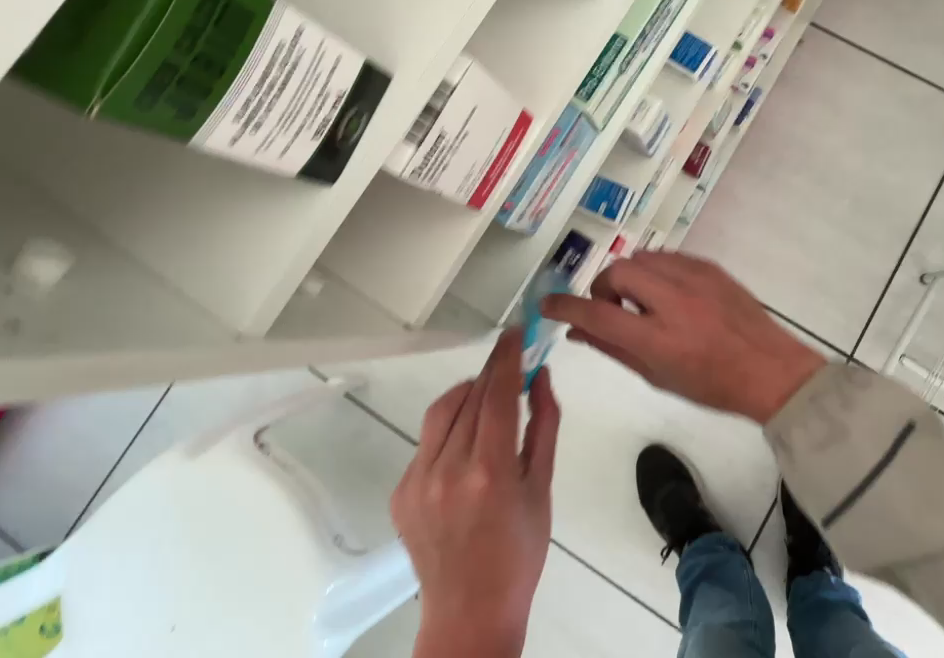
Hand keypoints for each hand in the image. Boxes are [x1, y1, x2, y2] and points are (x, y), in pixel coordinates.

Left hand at [391, 330, 560, 657]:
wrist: (470, 612)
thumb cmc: (520, 553)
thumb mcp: (543, 489)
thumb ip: (543, 427)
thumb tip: (541, 378)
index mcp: (489, 471)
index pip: (497, 394)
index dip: (507, 357)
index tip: (517, 332)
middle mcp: (447, 470)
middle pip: (469, 397)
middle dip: (492, 373)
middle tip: (512, 362)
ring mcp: (417, 481)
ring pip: (442, 413)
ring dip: (468, 395)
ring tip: (489, 399)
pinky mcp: (401, 492)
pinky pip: (426, 443)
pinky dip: (450, 431)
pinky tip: (467, 447)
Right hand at [542, 252, 825, 422]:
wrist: (770, 370)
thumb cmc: (712, 385)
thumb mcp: (657, 376)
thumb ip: (613, 349)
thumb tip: (576, 330)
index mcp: (658, 338)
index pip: (598, 313)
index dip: (566, 306)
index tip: (548, 304)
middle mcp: (674, 301)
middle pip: (618, 273)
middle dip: (605, 288)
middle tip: (613, 311)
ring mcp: (695, 279)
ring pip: (642, 259)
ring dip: (630, 277)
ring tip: (643, 304)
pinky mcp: (710, 267)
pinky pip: (667, 258)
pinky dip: (655, 272)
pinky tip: (666, 295)